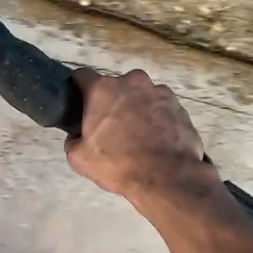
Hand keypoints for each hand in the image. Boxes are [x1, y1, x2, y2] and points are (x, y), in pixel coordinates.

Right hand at [65, 67, 214, 202]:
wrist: (166, 176)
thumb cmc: (117, 164)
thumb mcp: (78, 158)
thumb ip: (73, 139)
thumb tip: (78, 135)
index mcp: (103, 90)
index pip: (82, 76)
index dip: (77, 89)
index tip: (77, 104)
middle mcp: (132, 82)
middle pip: (114, 86)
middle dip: (110, 102)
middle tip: (108, 127)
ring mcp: (159, 91)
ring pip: (139, 95)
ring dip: (134, 108)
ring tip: (135, 135)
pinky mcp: (179, 105)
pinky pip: (160, 107)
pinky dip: (155, 118)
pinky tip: (154, 139)